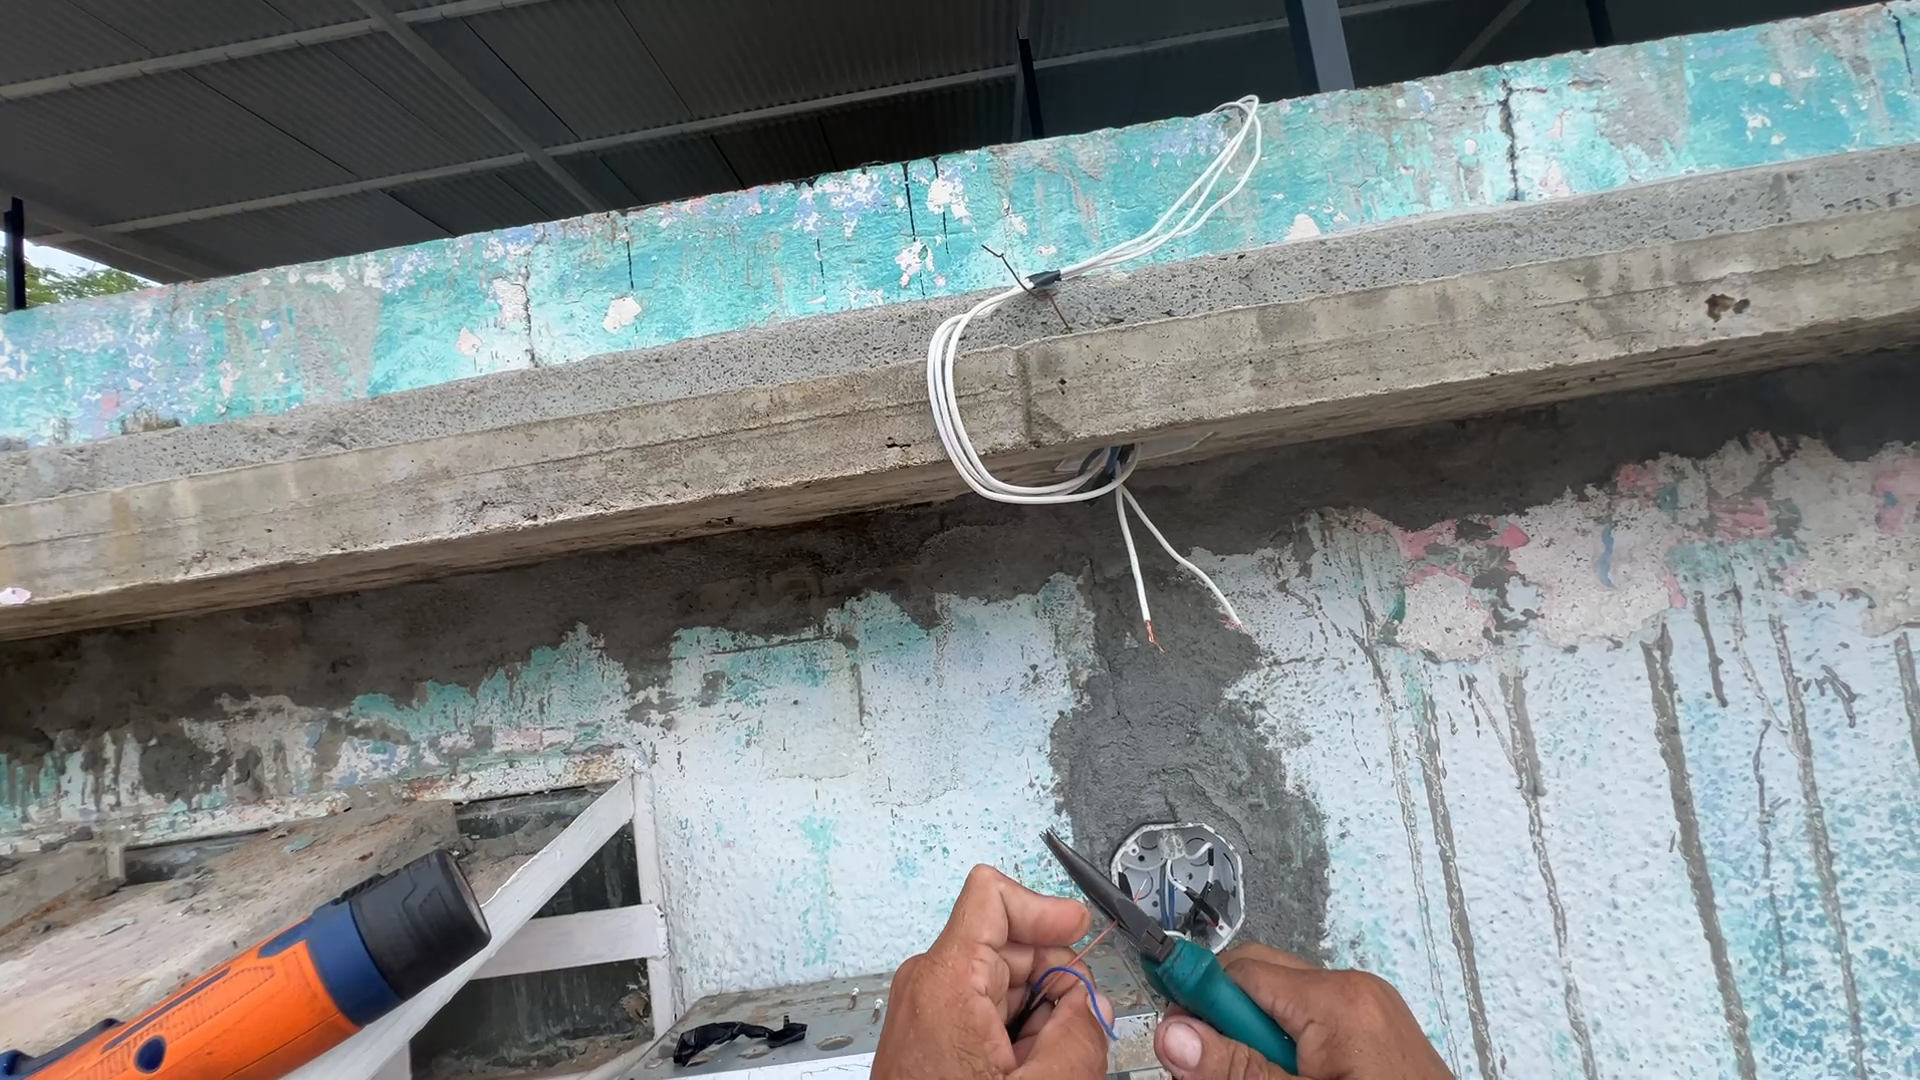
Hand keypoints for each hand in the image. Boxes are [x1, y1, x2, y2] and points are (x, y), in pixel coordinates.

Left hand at [874, 865, 1111, 1079]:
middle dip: (1055, 977)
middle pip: (1010, 940)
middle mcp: (931, 981)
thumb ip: (1078, 1035)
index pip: (992, 895)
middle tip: (1080, 1027)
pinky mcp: (934, 1029)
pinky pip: (990, 1007)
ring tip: (1047, 1062)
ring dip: (1041, 1011)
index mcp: (947, 980)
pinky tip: (1028, 1069)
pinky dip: (1020, 1031)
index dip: (1043, 907)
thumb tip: (1093, 1001)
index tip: (1078, 929)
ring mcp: (930, 1005)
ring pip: (1007, 977)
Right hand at [1154, 943, 1451, 1079]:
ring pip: (1277, 1002)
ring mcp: (1369, 1009)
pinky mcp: (1375, 1030)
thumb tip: (1173, 1034)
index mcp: (1338, 1000)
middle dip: (1223, 1022)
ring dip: (1253, 1042)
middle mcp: (1355, 990)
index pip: (1238, 971)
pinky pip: (1308, 1020)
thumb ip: (1236, 1070)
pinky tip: (1283, 1079)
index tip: (1170, 1025)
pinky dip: (1285, 1049)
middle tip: (1207, 1070)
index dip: (1199, 1000)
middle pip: (1254, 979)